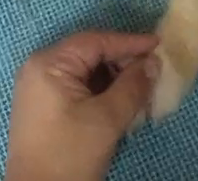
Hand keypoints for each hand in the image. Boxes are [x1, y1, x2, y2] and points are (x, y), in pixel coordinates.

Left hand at [4, 31, 159, 180]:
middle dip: (121, 62)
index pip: (95, 42)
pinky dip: (98, 92)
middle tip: (152, 71)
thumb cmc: (70, 156)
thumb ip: (132, 87)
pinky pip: (75, 87)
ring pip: (84, 72)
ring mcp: (38, 87)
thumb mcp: (106, 120)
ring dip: (112, 79)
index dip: (128, 42)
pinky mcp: (42, 107)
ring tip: (140, 89)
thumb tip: (153, 62)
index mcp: (49, 63)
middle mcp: (39, 67)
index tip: (158, 44)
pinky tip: (120, 102)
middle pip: (88, 54)